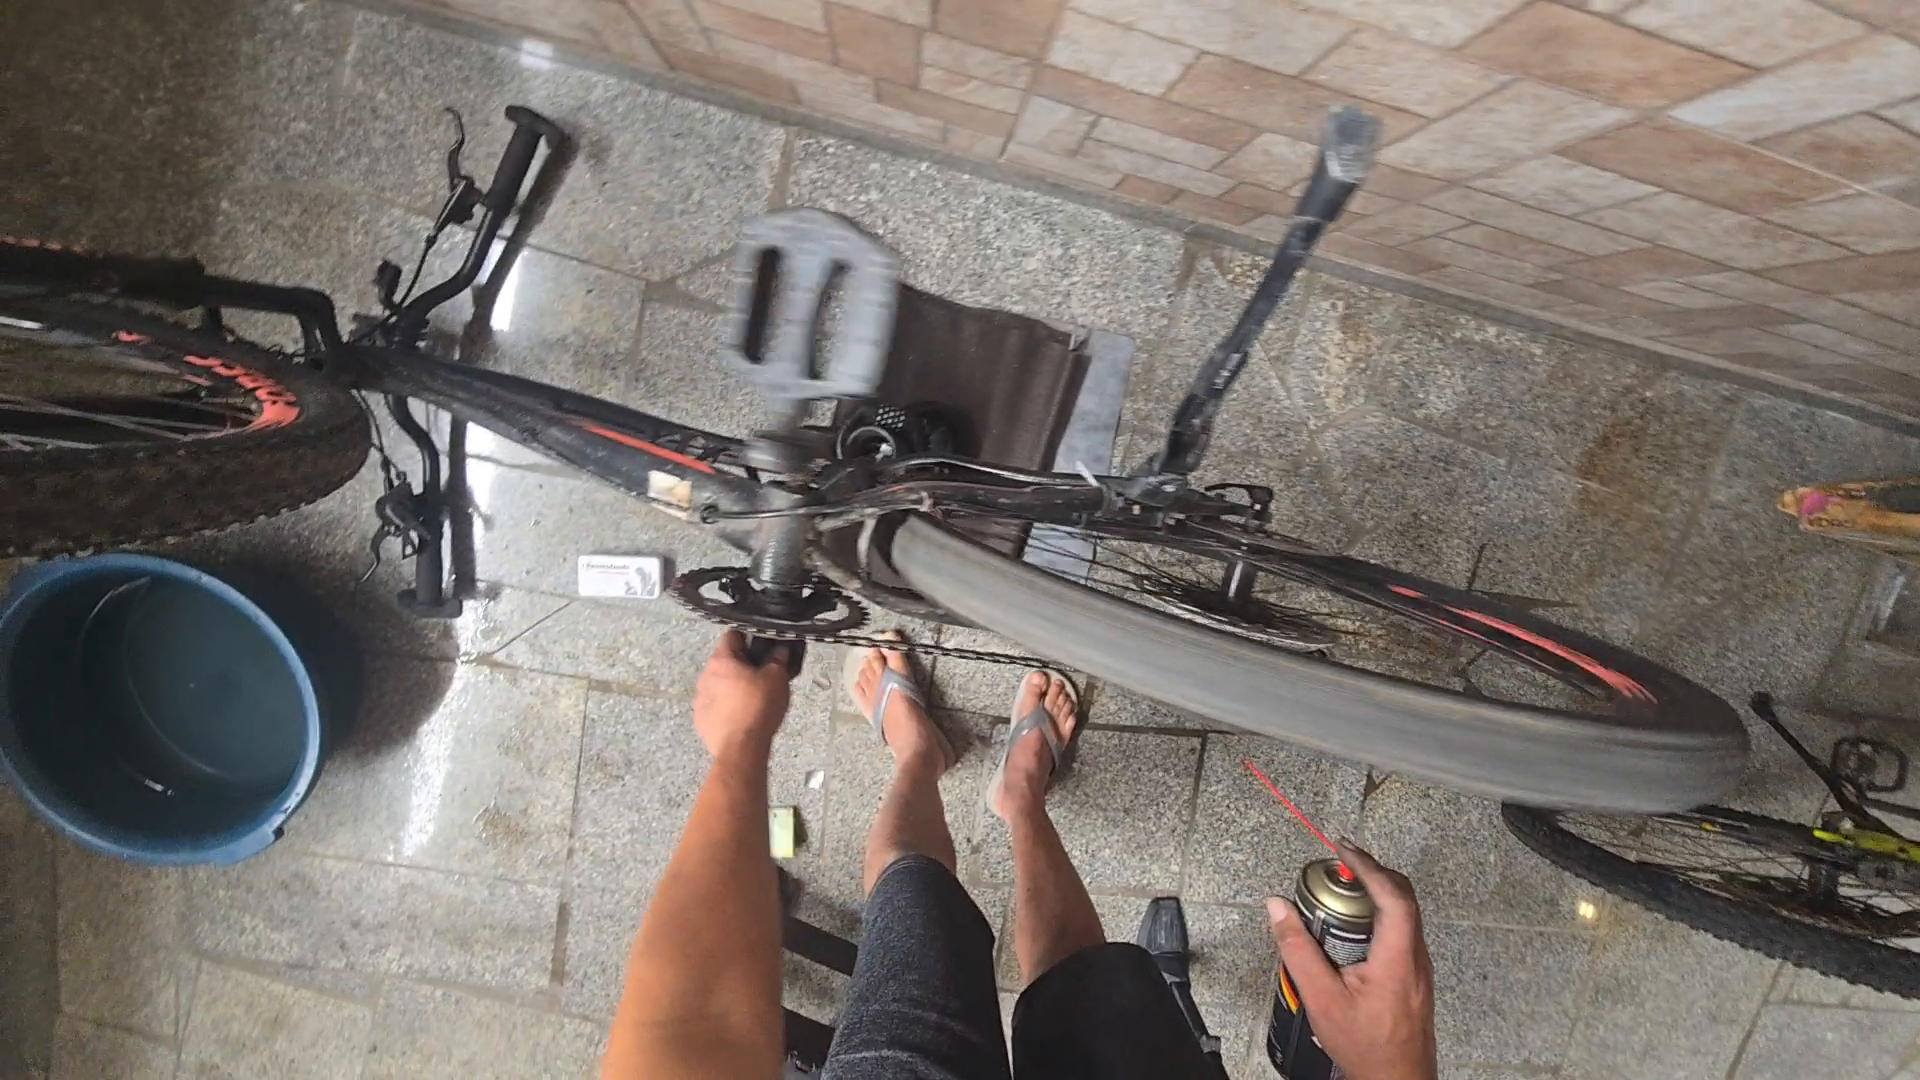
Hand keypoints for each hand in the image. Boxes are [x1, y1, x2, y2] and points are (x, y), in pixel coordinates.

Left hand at [691, 630, 790, 760]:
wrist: (741, 747)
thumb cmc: (758, 707)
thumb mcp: (777, 678)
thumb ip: (778, 659)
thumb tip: (780, 649)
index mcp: (722, 660)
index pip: (732, 635)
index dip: (749, 638)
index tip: (762, 648)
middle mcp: (705, 675)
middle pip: (724, 661)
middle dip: (742, 665)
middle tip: (762, 675)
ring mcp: (699, 699)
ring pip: (718, 683)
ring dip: (732, 686)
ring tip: (752, 698)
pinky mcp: (700, 719)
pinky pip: (713, 705)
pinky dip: (725, 706)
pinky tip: (741, 715)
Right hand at [1266, 842, 1436, 1079]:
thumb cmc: (1363, 1046)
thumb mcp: (1322, 998)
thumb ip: (1298, 949)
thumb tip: (1276, 904)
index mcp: (1399, 961)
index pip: (1395, 899)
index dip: (1370, 867)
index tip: (1343, 849)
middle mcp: (1416, 960)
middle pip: (1404, 898)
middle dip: (1372, 871)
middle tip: (1339, 860)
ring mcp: (1419, 970)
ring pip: (1404, 914)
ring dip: (1375, 891)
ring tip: (1340, 886)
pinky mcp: (1414, 978)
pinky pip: (1401, 931)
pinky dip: (1377, 912)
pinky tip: (1350, 924)